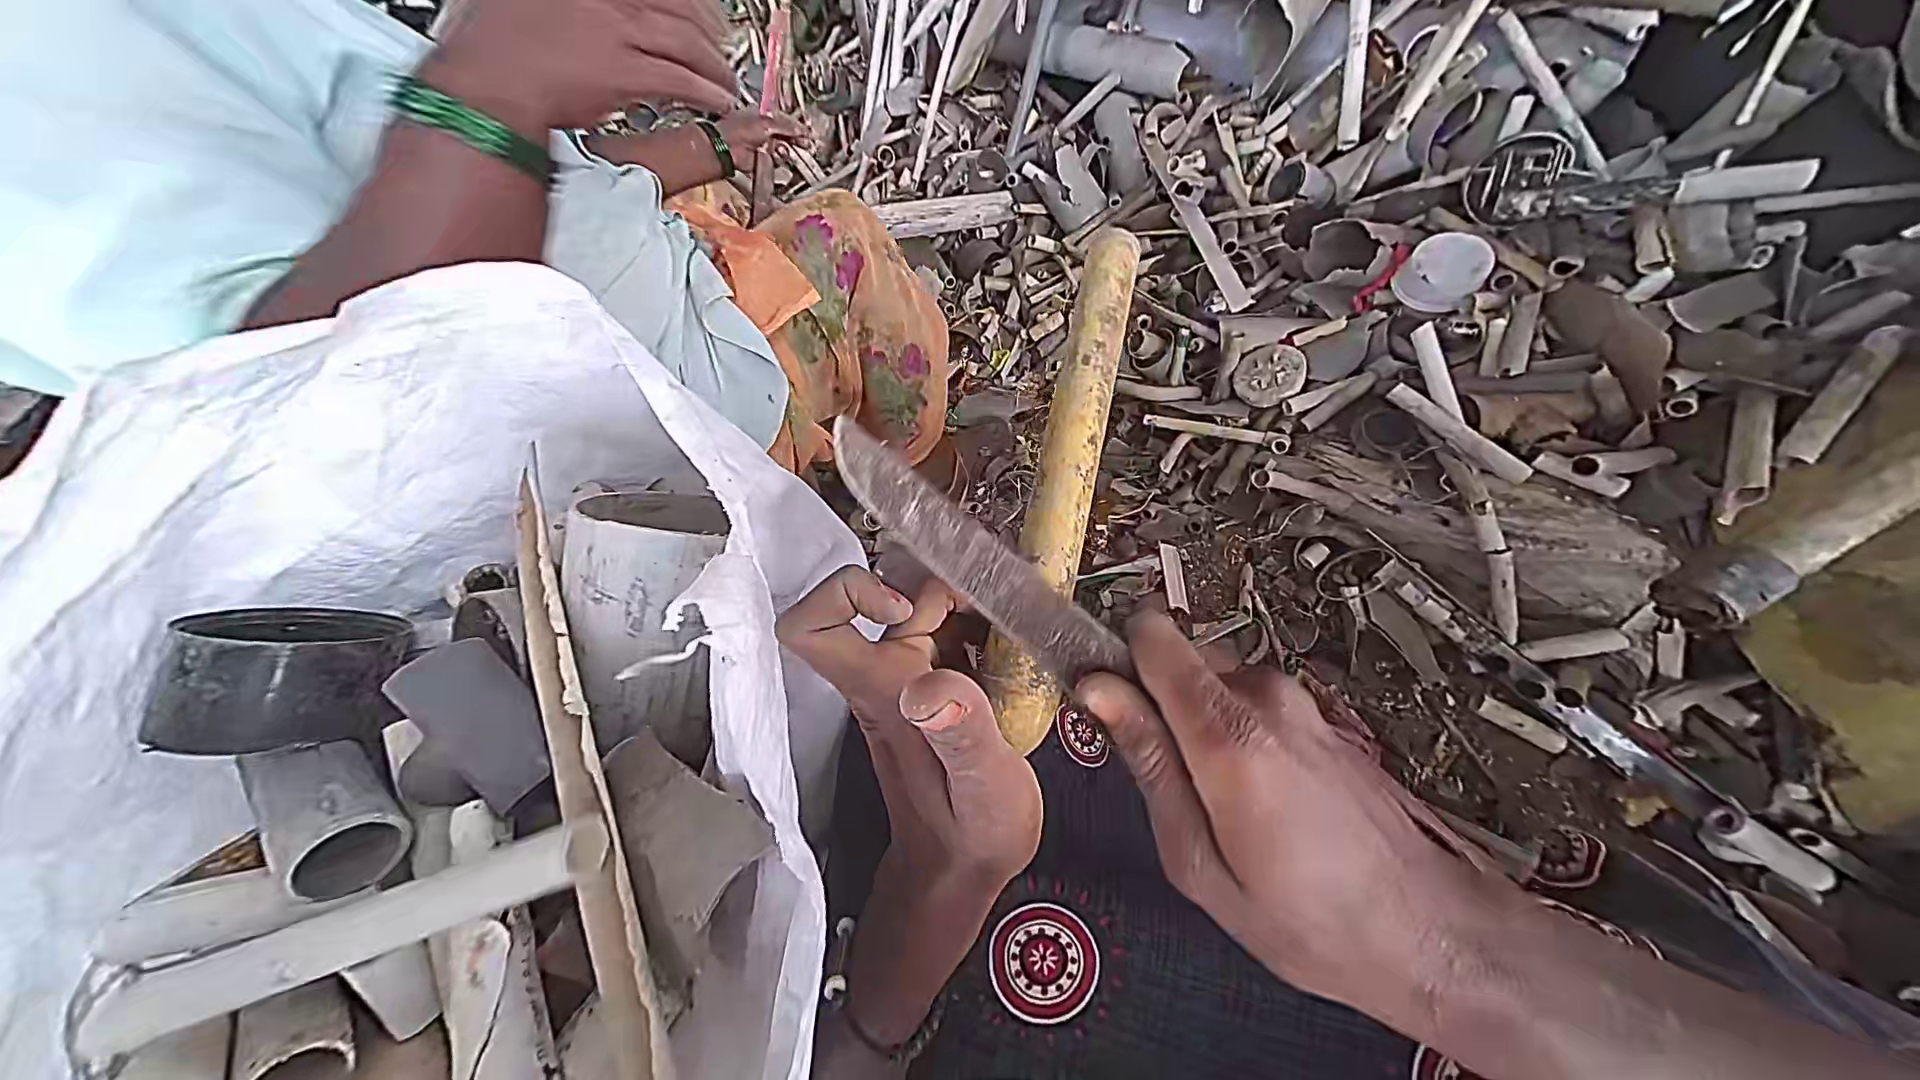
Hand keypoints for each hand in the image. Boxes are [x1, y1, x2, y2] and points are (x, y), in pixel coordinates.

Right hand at [418, 0, 737, 138]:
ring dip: (716, 66)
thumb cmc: (503, 45)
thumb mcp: (536, 3)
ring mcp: (616, 32)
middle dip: (711, 32)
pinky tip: (719, 101)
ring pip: (686, 43)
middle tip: (723, 51)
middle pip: (679, 8)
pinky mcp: (624, 71)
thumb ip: (578, 9)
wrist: (492, 80)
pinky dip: (707, 91)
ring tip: (728, 83)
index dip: (692, 5)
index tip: (705, 15)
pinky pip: (680, 80)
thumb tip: (606, 20)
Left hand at [716, 112, 812, 172]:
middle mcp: (767, 130)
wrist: (730, 148)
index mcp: (765, 116)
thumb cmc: (742, 129)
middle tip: (807, 145)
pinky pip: (779, 162)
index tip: (808, 134)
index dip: (798, 128)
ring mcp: (766, 146)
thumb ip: (787, 126)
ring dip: (787, 151)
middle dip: (797, 141)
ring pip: (785, 150)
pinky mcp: (765, 160)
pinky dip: (780, 161)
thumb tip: (803, 129)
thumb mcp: (767, 122)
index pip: (787, 121)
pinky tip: (778, 157)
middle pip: (788, 136)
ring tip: (783, 151)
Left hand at [778, 566, 1039, 882]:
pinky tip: (1003, 640)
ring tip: (1001, 622)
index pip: (809, 627)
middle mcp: (880, 676)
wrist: (961, 861)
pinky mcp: (928, 680)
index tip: (905, 608)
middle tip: (981, 607)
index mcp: (878, 693)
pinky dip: (968, 618)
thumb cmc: (971, 834)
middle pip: (874, 596)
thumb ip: (962, 739)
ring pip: (911, 604)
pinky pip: (938, 625)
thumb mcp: (984, 791)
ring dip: (956, 600)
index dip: (847, 595)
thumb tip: (925, 688)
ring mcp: (903, 677)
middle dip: (930, 586)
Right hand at [1078, 612, 1490, 1015]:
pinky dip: (1227, 731)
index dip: (1115, 654)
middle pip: (1175, 661)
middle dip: (1152, 703)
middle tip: (1161, 774)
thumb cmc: (1314, 919)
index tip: (1099, 690)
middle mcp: (1265, 699)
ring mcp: (1297, 702)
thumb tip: (1100, 694)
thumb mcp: (1196, 859)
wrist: (1437, 935)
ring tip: (1214, 798)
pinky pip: (1243, 700)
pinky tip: (1252, 796)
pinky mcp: (1313, 713)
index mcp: (1229, 736)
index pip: (1152, 639)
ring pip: (1207, 683)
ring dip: (1191, 724)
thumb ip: (1146, 761)